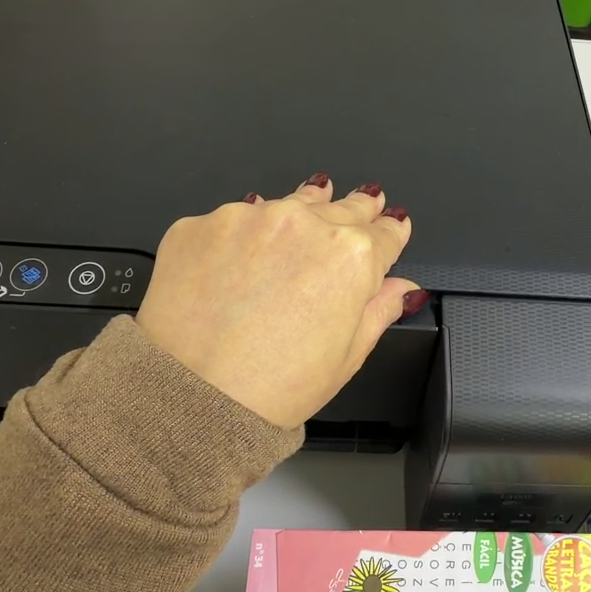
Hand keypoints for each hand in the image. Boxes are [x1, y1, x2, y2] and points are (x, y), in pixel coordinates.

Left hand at [135, 174, 422, 427]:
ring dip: (303, 208)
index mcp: (352, 257)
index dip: (391, 230)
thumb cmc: (269, 388)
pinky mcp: (202, 224)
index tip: (391, 226)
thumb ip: (380, 311)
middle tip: (366, 200)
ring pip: (289, 203)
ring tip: (315, 197)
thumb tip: (402, 290)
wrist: (188, 394)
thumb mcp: (346, 358)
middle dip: (356, 208)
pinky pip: (234, 219)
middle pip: (343, 206)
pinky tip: (244, 254)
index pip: (386, 231)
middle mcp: (304, 225)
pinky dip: (244, 233)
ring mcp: (250, 219)